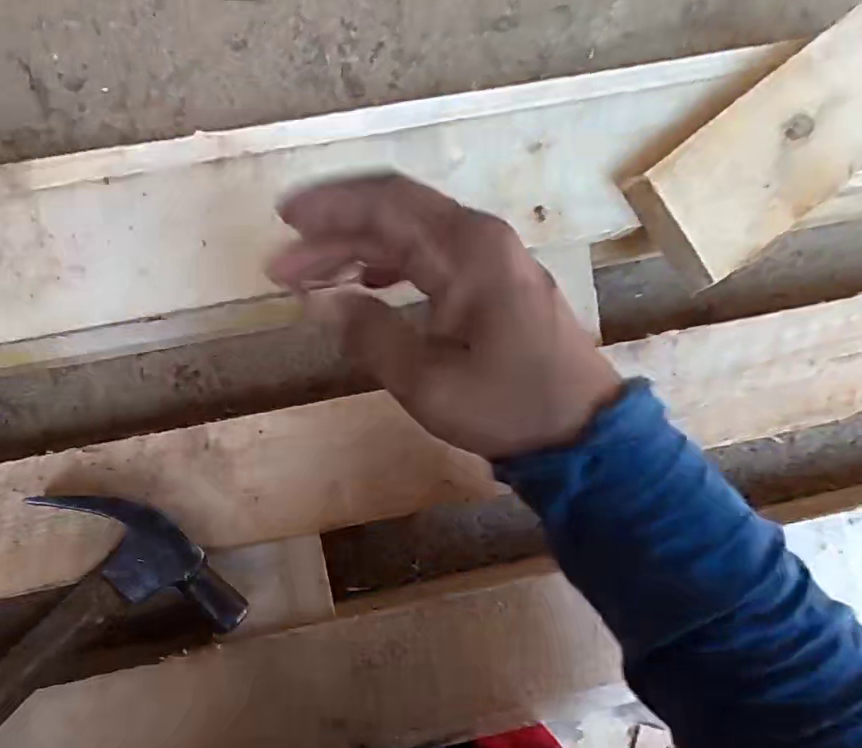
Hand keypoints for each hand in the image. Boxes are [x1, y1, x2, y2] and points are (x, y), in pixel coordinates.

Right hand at [269, 173, 621, 459]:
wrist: (577, 429)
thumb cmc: (505, 407)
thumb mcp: (426, 382)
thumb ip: (369, 335)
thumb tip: (320, 301)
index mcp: (465, 251)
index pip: (384, 205)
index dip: (328, 207)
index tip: (283, 221)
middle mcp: (479, 239)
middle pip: (394, 214)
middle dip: (333, 234)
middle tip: (283, 266)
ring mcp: (492, 258)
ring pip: (411, 235)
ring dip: (358, 251)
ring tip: (312, 277)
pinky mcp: (496, 283)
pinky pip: (432, 257)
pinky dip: (390, 266)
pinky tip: (365, 284)